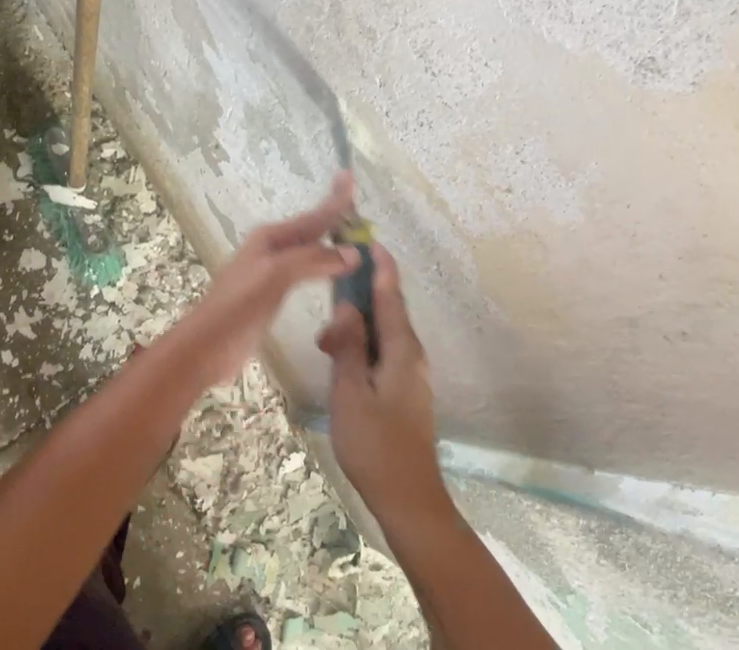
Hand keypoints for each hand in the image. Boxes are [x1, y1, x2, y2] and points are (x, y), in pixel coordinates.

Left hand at [181, 173, 359, 384]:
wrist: (206, 346)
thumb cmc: (238, 307)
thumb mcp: (276, 276)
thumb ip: (313, 260)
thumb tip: (353, 253)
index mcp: (270, 239)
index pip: (312, 217)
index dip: (333, 200)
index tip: (349, 176)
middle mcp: (271, 250)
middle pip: (310, 230)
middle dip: (334, 219)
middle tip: (362, 213)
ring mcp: (270, 272)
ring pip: (308, 251)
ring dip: (331, 243)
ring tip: (354, 240)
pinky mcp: (271, 294)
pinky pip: (305, 272)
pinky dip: (323, 267)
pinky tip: (332, 275)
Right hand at [317, 245, 448, 525]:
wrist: (408, 497)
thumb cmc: (376, 444)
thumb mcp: (351, 391)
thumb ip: (349, 345)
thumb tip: (346, 305)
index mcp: (402, 350)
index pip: (390, 296)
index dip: (380, 267)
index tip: (369, 240)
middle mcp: (412, 356)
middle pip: (387, 313)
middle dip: (361, 296)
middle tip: (330, 287)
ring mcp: (411, 376)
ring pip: (383, 336)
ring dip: (357, 328)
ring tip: (326, 337)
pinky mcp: (405, 393)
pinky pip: (383, 356)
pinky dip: (363, 347)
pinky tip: (341, 360)